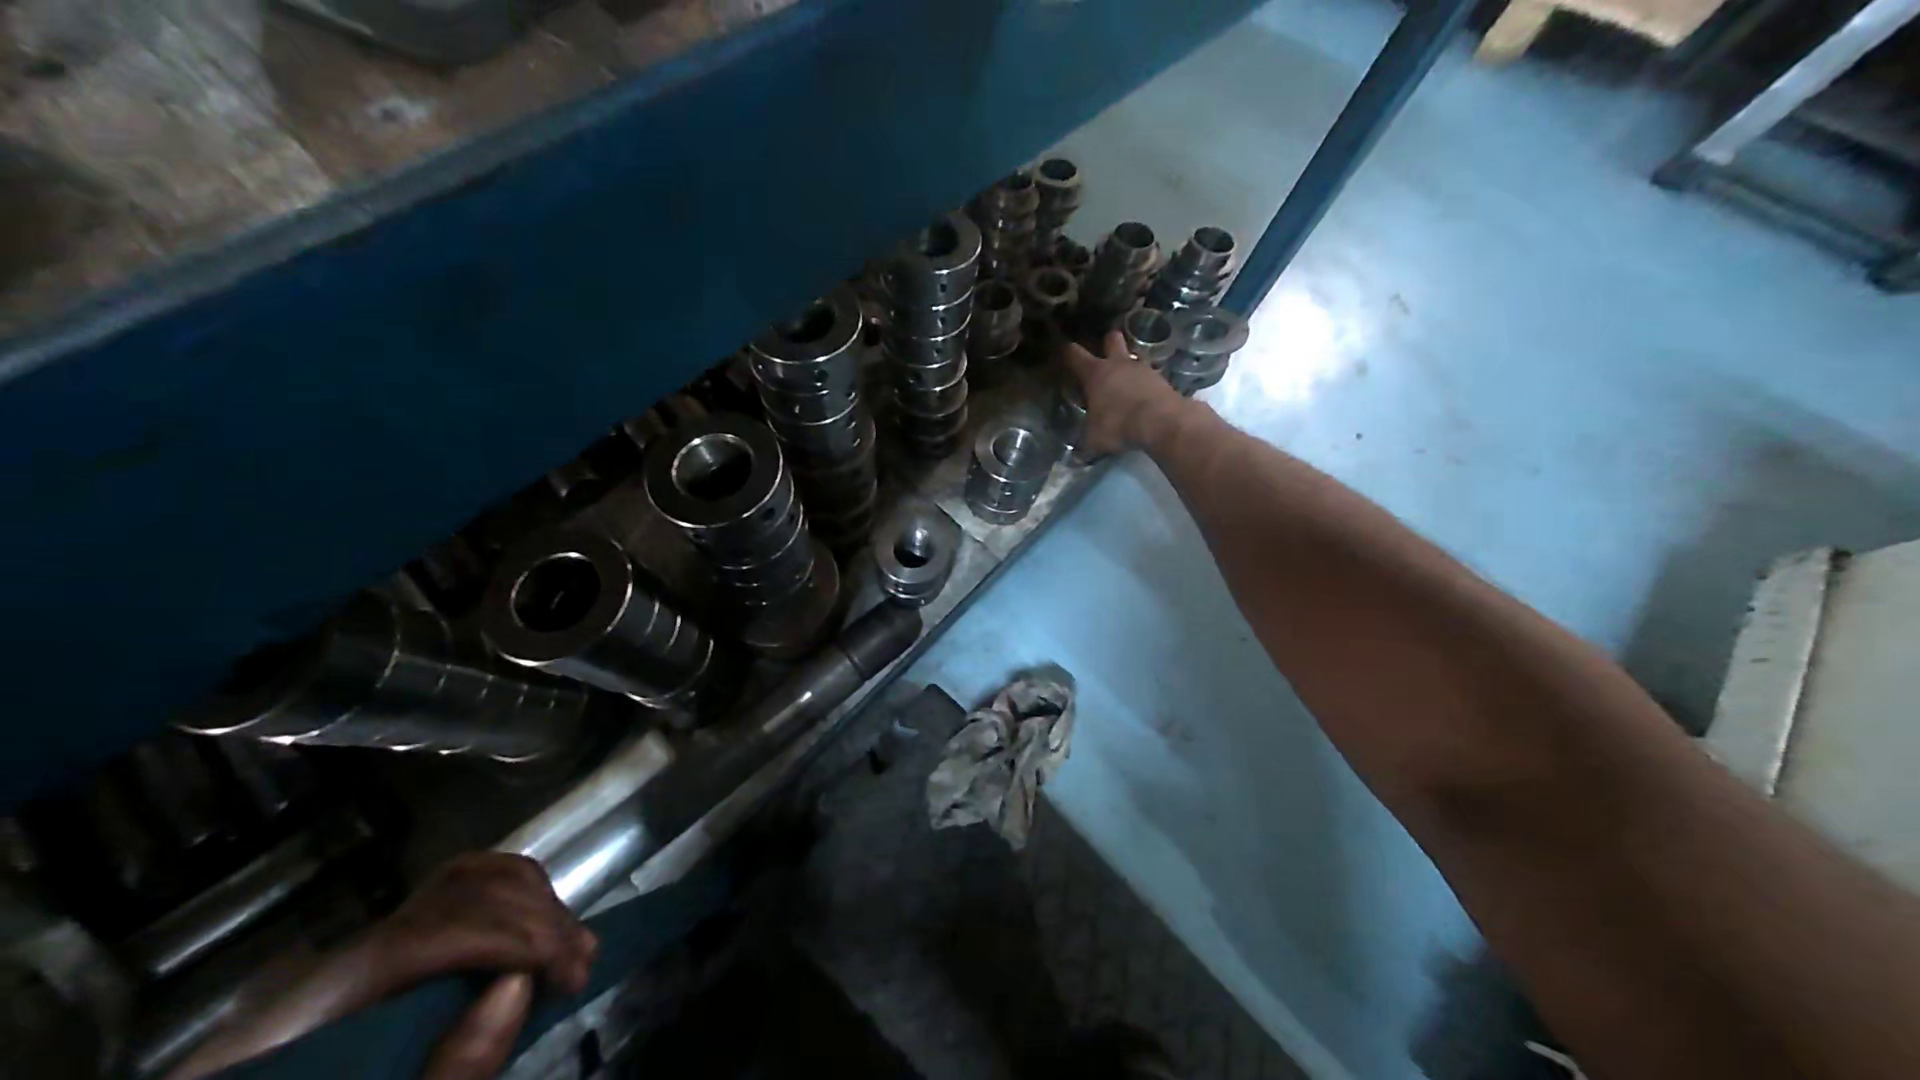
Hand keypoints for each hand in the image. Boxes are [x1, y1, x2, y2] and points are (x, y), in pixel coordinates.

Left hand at [169, 853, 595, 1079]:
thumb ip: (451, 1071)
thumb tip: (518, 984)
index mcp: (287, 1027)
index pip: (408, 943)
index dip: (502, 940)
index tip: (566, 972)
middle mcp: (318, 970)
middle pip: (443, 900)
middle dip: (530, 921)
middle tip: (581, 965)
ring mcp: (357, 952)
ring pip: (462, 881)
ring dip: (533, 904)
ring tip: (572, 952)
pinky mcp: (394, 948)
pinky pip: (466, 890)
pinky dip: (519, 898)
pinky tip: (545, 934)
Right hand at [1060, 329, 1188, 456]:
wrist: (1162, 422)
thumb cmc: (1118, 424)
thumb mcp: (1094, 440)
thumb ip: (1085, 444)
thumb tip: (1076, 458)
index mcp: (1095, 373)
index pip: (1074, 354)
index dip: (1067, 351)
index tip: (1062, 349)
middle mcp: (1119, 364)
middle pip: (1112, 339)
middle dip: (1108, 342)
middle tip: (1105, 353)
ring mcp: (1143, 369)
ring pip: (1135, 356)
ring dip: (1130, 364)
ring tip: (1127, 380)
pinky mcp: (1163, 380)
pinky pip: (1151, 376)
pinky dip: (1146, 384)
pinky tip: (1144, 396)